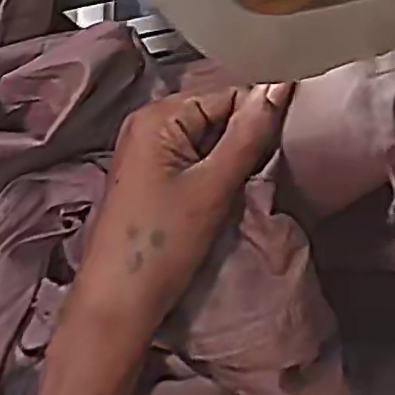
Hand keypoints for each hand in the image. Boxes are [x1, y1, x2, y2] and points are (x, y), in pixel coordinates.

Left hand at [67, 83, 295, 342]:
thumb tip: (280, 84)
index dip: (257, 118)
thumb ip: (248, 134)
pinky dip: (215, 169)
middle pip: (218, 112)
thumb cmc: (162, 245)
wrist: (115, 310)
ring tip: (242, 184)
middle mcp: (149, 121)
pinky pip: (195, 154)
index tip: (276, 149)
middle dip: (244, 137)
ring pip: (210, 136)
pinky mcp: (151, 172)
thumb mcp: (213, 187)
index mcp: (159, 115)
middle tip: (259, 171)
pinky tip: (223, 192)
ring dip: (232, 156)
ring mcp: (147, 148)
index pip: (229, 94)